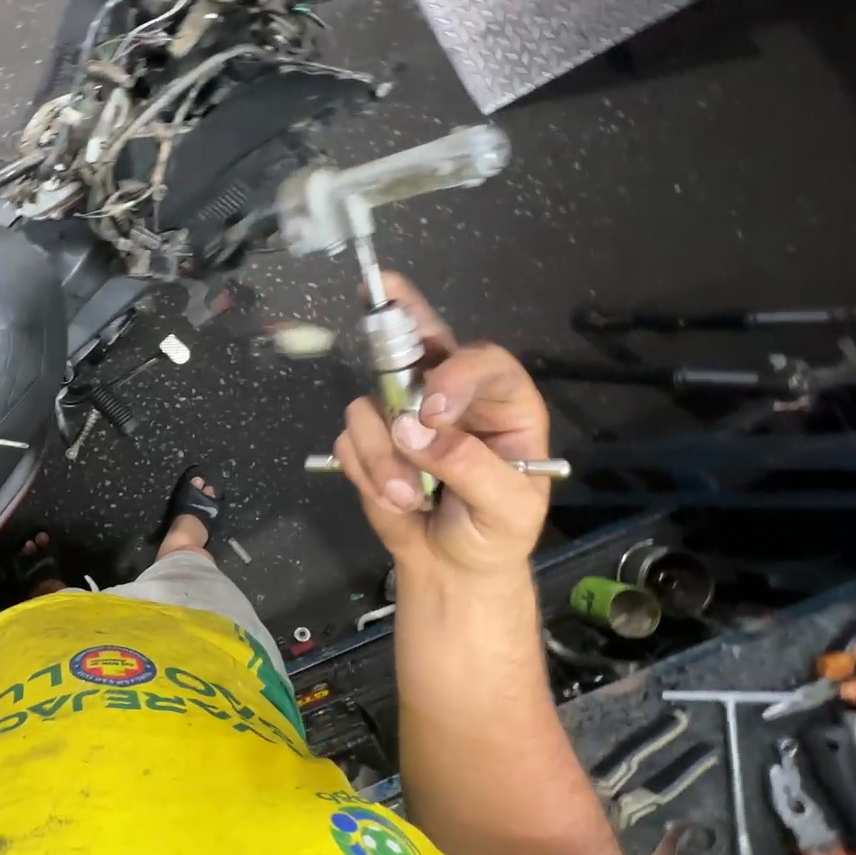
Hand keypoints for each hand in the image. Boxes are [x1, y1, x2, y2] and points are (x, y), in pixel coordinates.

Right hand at [333, 273, 550, 581]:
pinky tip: (392, 497)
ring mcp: (400, 414)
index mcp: (501, 403)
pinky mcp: (366, 440)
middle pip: (422, 339)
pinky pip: (348, 441)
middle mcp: (446, 396)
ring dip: (382, 457)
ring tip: (407, 497)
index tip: (431, 410)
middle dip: (397, 315)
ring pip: (370, 407)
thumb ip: (470, 467)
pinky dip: (364, 473)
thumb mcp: (507, 507)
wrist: (452, 565)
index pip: (482, 363)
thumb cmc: (495, 531)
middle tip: (376, 289)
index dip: (455, 374)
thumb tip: (412, 432)